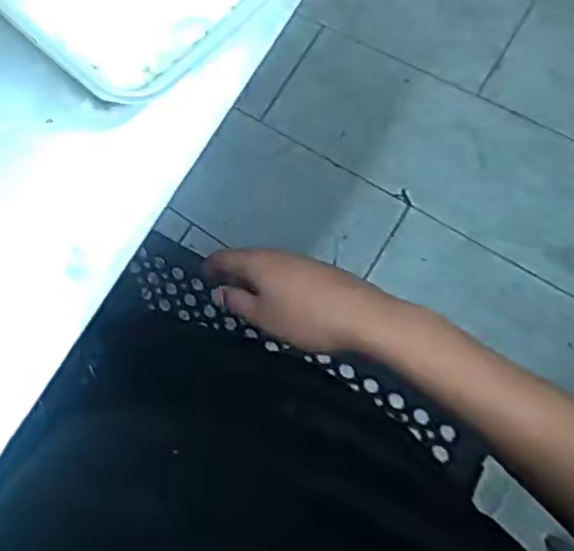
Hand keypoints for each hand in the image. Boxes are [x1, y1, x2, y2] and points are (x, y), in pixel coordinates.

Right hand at [203, 248, 416, 354]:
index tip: (203, 278)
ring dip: (259, 277)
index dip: (210, 267)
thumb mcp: (265, 318)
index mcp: (255, 262)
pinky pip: (290, 272)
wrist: (370, 319)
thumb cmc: (308, 318)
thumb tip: (219, 292)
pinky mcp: (324, 272)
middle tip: (228, 289)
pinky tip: (289, 299)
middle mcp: (275, 254)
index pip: (222, 257)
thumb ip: (237, 303)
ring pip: (270, 265)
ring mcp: (302, 261)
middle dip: (234, 272)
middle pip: (246, 258)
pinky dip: (280, 281)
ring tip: (258, 296)